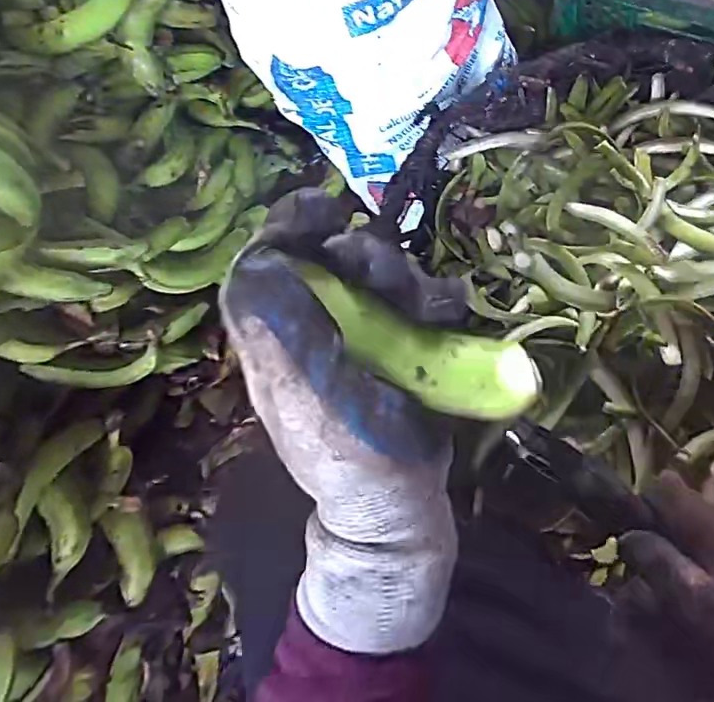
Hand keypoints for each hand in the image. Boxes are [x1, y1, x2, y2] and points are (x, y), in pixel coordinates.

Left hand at [219, 189, 465, 653]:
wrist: (397, 505)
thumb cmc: (343, 454)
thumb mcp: (304, 395)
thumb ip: (280, 330)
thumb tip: (261, 257)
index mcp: (282, 332)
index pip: (271, 260)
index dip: (290, 225)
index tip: (323, 206)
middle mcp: (321, 322)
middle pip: (336, 260)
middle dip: (363, 254)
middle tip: (383, 268)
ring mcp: (367, 332)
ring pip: (385, 275)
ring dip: (407, 277)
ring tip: (430, 305)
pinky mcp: (407, 342)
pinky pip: (425, 301)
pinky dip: (440, 297)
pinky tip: (452, 309)